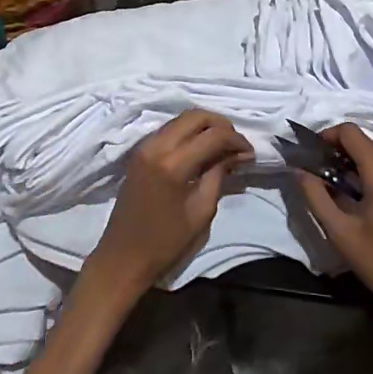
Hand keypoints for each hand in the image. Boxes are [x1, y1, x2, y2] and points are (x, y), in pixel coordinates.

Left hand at [85, 110, 252, 295]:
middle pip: (195, 116)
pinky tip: (201, 149)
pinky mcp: (139, 152)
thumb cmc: (166, 242)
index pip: (213, 135)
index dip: (236, 140)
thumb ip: (218, 174)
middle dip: (221, 125)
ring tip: (222, 146)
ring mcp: (145, 146)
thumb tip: (237, 154)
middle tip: (236, 145)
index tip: (250, 153)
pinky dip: (189, 132)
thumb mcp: (201, 211)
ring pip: (181, 119)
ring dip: (205, 126)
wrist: (122, 257)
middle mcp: (156, 146)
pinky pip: (169, 129)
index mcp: (172, 164)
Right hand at [296, 123, 372, 331]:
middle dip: (345, 155)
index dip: (328, 136)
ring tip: (352, 196)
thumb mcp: (342, 234)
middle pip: (369, 145)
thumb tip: (299, 170)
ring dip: (365, 168)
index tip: (315, 155)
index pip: (351, 132)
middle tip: (328, 180)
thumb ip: (316, 196)